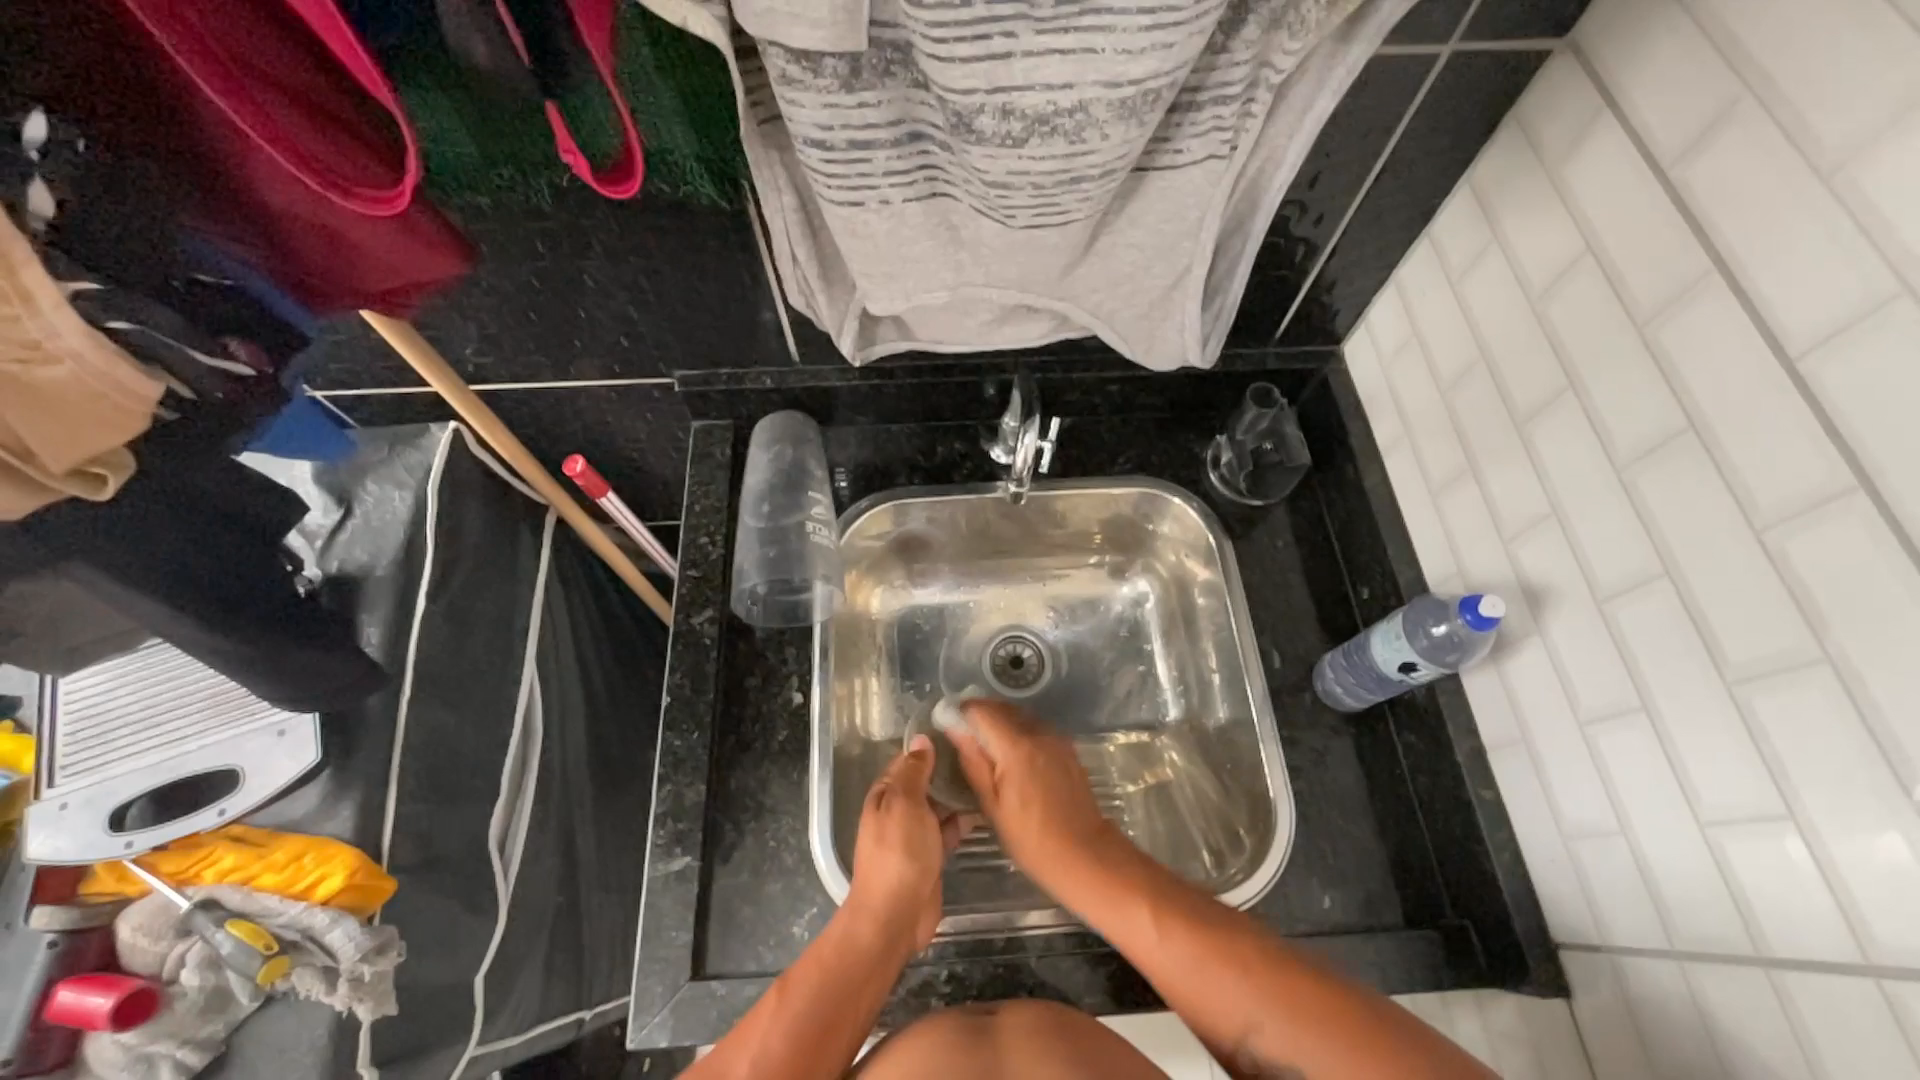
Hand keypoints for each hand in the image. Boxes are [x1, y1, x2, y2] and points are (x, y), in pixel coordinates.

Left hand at [846, 734, 975, 951]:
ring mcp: (915, 835)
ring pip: (940, 807)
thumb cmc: (898, 853)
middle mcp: (898, 811)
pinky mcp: (931, 856)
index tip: (962, 733)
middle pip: (926, 783)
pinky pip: (948, 831)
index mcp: (886, 794)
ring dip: (959, 797)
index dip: (931, 748)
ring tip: (990, 779)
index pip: (909, 761)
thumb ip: (914, 772)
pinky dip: (962, 822)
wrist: (895, 915)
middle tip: (985, 756)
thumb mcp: (904, 803)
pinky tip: (984, 813)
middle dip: (949, 772)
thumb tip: (920, 739)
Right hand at [945, 700, 1128, 900]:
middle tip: (964, 738)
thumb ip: (973, 761)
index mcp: (1016, 746)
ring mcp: (1057, 739)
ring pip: (1020, 716)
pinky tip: (1012, 758)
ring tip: (986, 749)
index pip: (982, 710)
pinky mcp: (1067, 748)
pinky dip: (1019, 732)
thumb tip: (954, 729)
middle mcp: (1039, 733)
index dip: (962, 714)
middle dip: (980, 716)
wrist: (1084, 853)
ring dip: (1000, 723)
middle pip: (1003, 708)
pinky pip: (1036, 728)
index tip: (949, 726)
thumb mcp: (992, 805)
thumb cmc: (1031, 838)